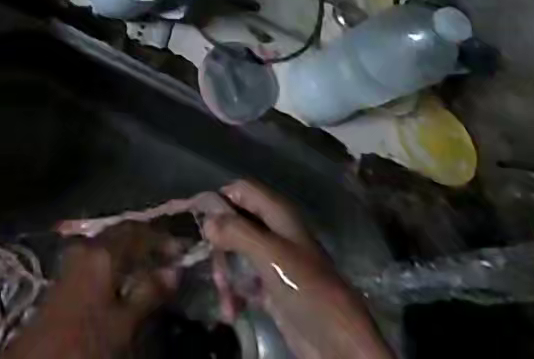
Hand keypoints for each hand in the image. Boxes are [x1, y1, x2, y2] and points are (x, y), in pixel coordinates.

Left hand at [1, 223, 179, 358]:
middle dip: (145, 240)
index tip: (181, 248)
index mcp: (101, 252)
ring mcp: (74, 257)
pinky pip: (99, 255)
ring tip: (152, 263)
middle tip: (168, 253)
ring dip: (130, 249)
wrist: (40, 356)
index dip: (159, 238)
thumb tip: (174, 270)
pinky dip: (117, 259)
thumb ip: (148, 293)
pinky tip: (127, 274)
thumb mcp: (123, 322)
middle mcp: (86, 246)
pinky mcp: (68, 271)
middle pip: (120, 234)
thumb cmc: (87, 339)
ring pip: (109, 243)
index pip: (135, 232)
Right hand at [202, 180, 392, 358]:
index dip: (216, 199)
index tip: (191, 216)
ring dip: (223, 272)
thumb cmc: (308, 291)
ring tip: (222, 295)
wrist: (342, 348)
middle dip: (217, 242)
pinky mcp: (273, 291)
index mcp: (278, 215)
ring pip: (235, 253)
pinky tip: (231, 308)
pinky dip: (233, 291)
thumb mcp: (270, 255)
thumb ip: (236, 231)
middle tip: (203, 261)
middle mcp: (275, 232)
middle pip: (234, 221)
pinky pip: (242, 281)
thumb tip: (206, 220)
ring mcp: (274, 262)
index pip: (239, 190)